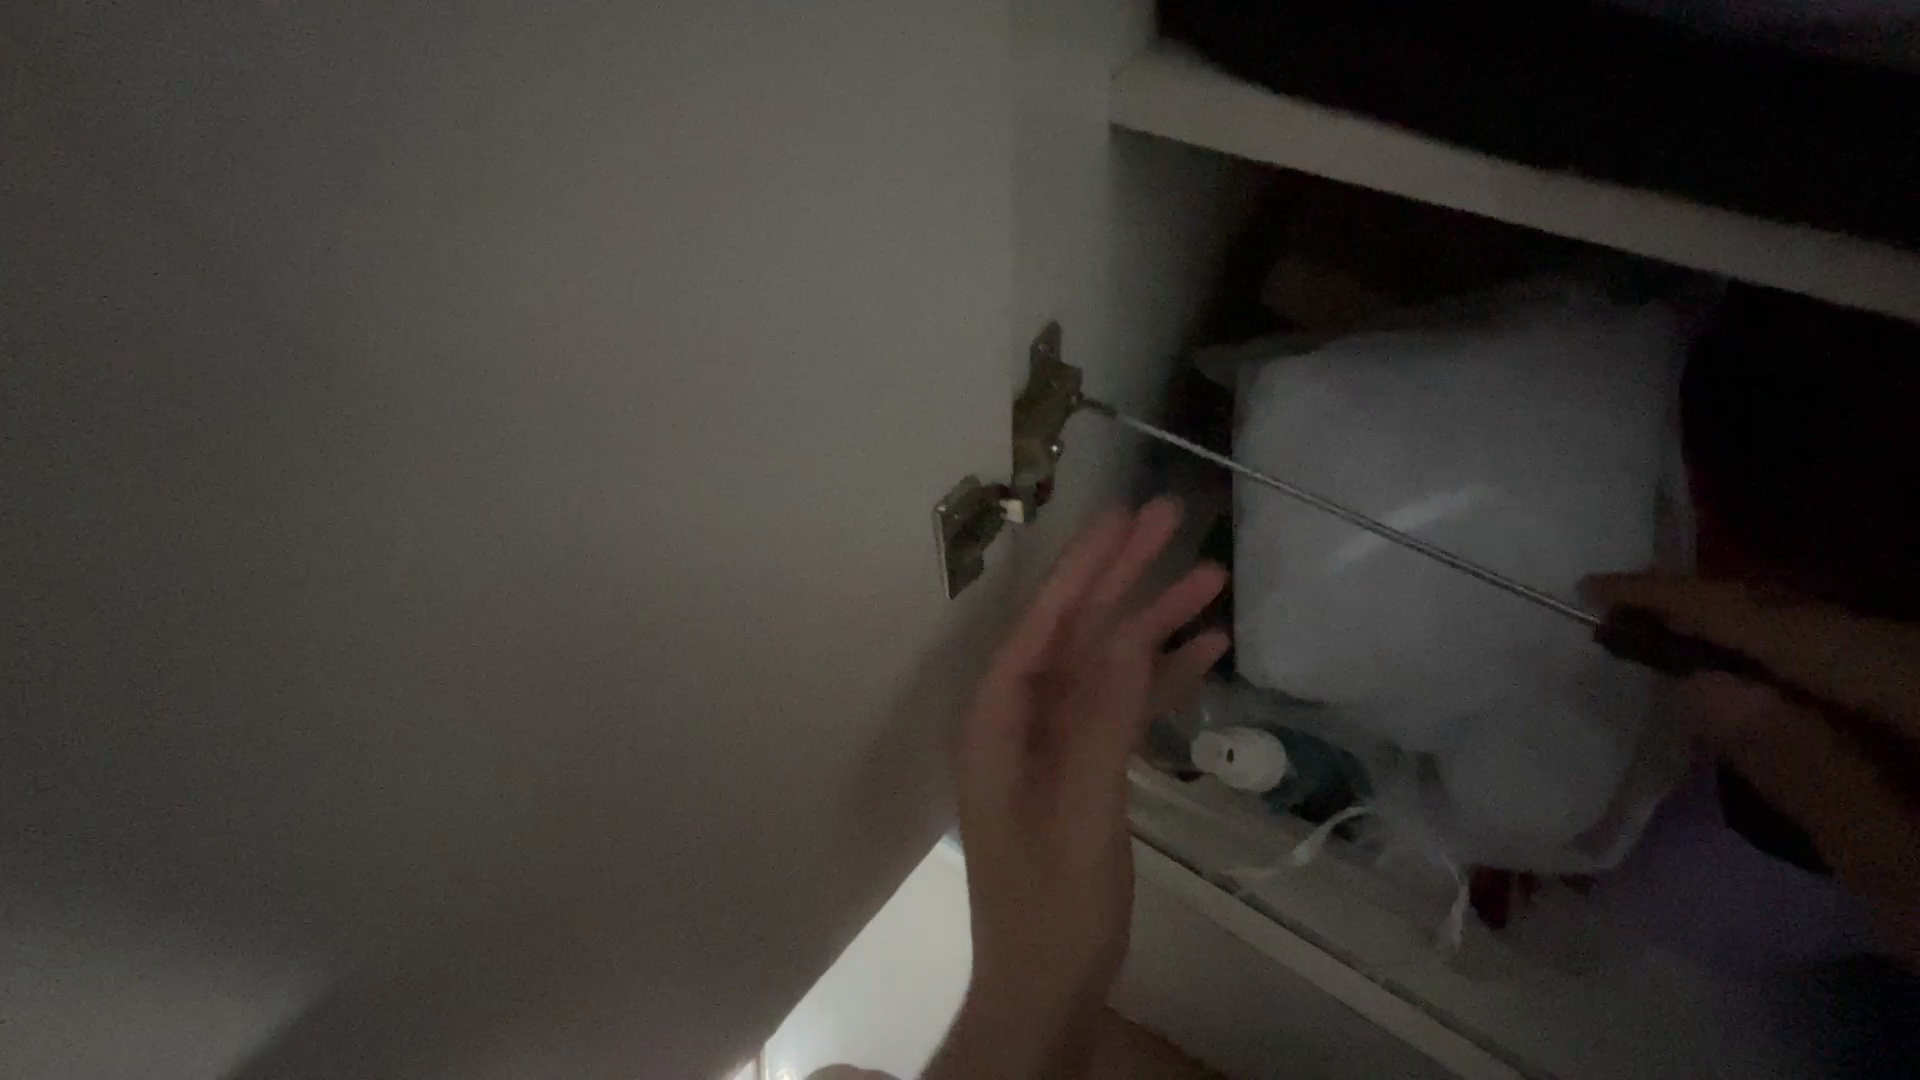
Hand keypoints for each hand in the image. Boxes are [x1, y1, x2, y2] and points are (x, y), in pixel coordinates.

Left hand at [930, 499, 1228, 1078]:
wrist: (1048, 987)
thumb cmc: (1053, 904)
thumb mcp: (1080, 808)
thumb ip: (1102, 718)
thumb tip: (1127, 633)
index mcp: (999, 716)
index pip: (1044, 621)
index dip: (1084, 566)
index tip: (1123, 515)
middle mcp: (1020, 713)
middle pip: (1076, 628)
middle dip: (1122, 575)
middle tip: (1171, 517)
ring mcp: (1054, 737)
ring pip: (1106, 661)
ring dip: (1153, 622)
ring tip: (1210, 577)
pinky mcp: (1085, 761)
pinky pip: (1122, 702)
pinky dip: (1159, 675)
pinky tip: (1205, 647)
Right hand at [1584, 573, 1919, 964]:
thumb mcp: (1915, 888)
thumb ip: (1814, 780)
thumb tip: (1699, 683)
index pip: (1797, 631)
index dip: (1688, 600)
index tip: (1594, 588)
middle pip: (1832, 625)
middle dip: (1720, 613)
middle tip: (1624, 616)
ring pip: (1860, 641)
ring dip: (1760, 637)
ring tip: (1675, 642)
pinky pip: (1886, 666)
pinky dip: (1814, 665)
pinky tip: (1770, 683)